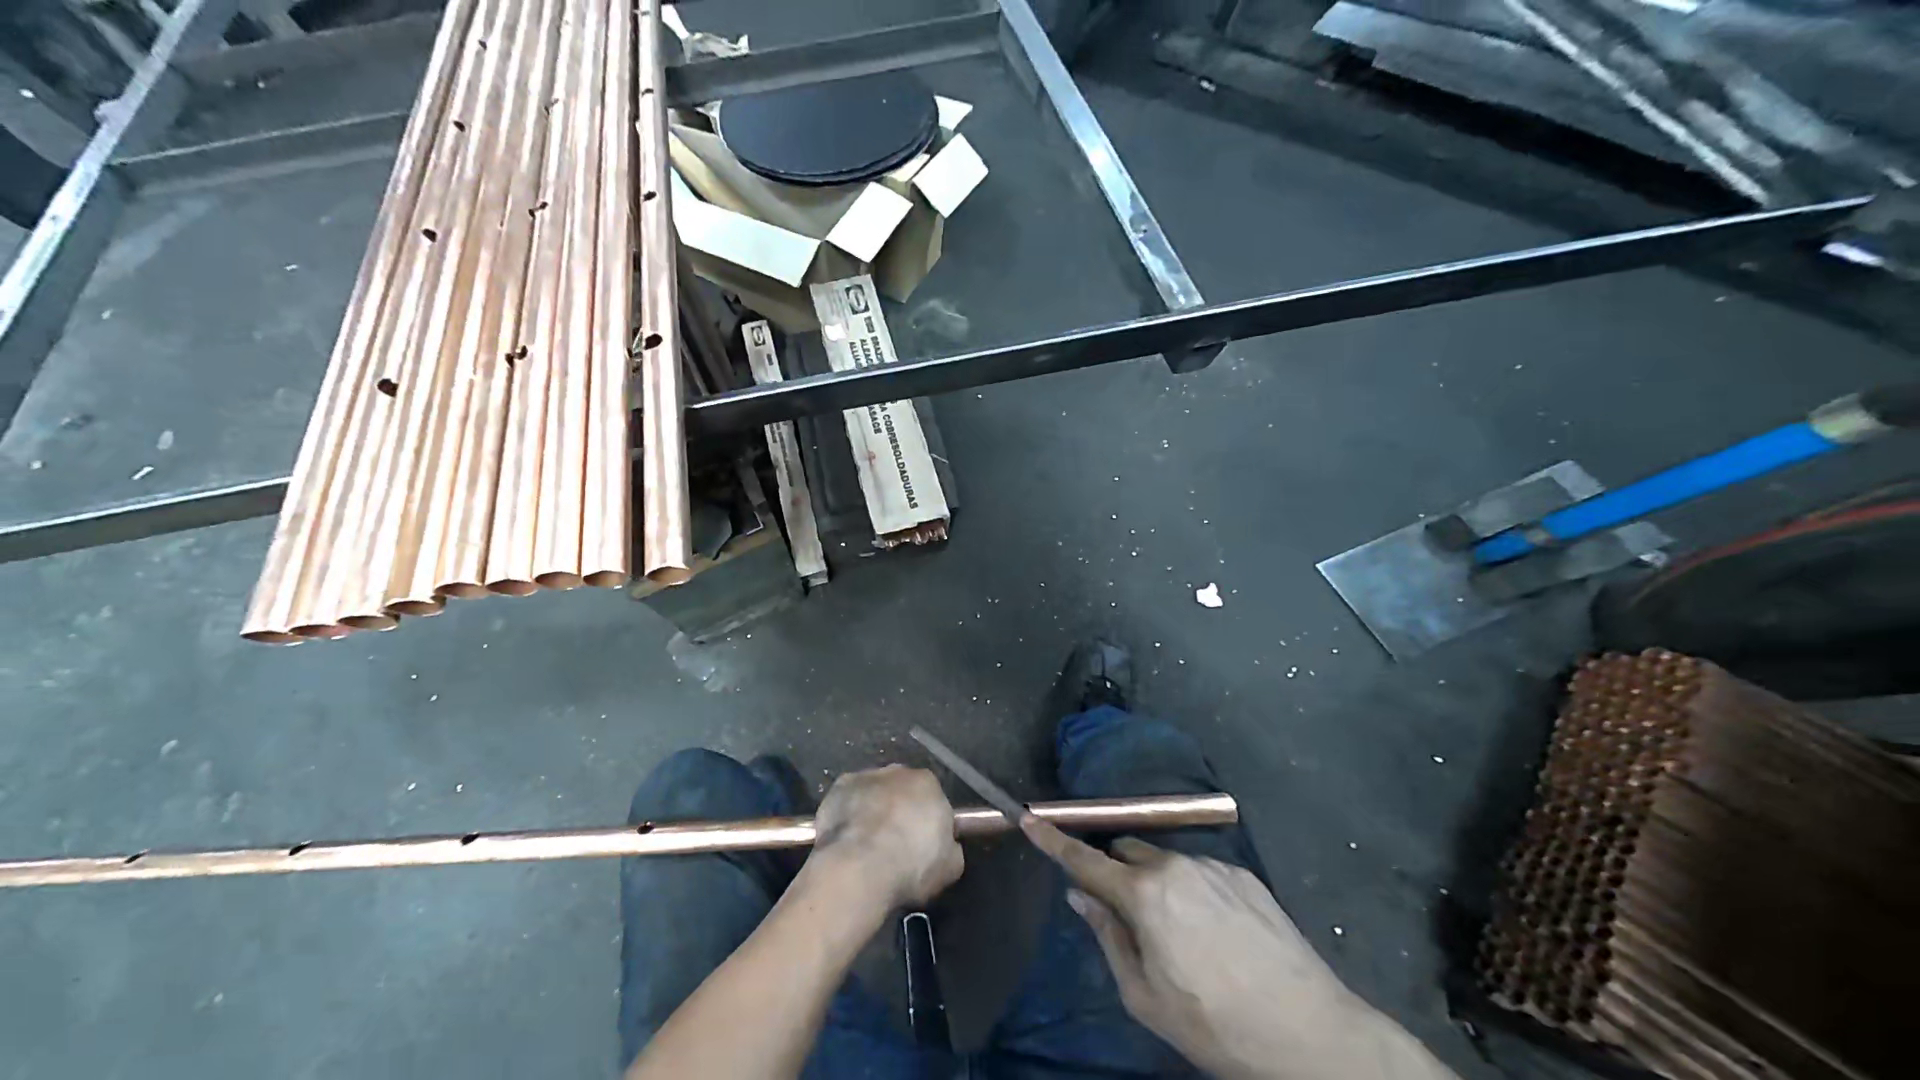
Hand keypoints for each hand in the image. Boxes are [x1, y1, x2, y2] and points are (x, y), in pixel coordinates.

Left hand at [811, 766, 962, 908]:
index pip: (932, 798)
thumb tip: (946, 846)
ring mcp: (863, 777)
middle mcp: (896, 772)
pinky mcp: (836, 790)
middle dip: (899, 811)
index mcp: (928, 783)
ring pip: (872, 794)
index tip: (922, 845)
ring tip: (866, 847)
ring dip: (872, 811)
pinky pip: (846, 801)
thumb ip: (950, 848)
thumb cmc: (910, 865)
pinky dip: (847, 815)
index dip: (927, 822)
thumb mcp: (950, 866)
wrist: (859, 868)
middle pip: (901, 791)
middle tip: (895, 844)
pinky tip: (845, 841)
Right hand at [1022, 817, 1448, 1079]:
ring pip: (1166, 862)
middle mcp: (1175, 867)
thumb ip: (1107, 937)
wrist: (1311, 1032)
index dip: (1053, 840)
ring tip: (1185, 937)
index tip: (1030, 818)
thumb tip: (1080, 896)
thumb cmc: (1215, 1024)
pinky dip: (1193, 891)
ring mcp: (1214, 866)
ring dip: (1157, 884)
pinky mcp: (1245, 875)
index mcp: (1144, 896)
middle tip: (1128, 916)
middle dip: (1117, 872)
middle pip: (1127, 853)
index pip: (1085, 860)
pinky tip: (1218, 935)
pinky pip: (1201, 872)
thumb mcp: (1145, 996)